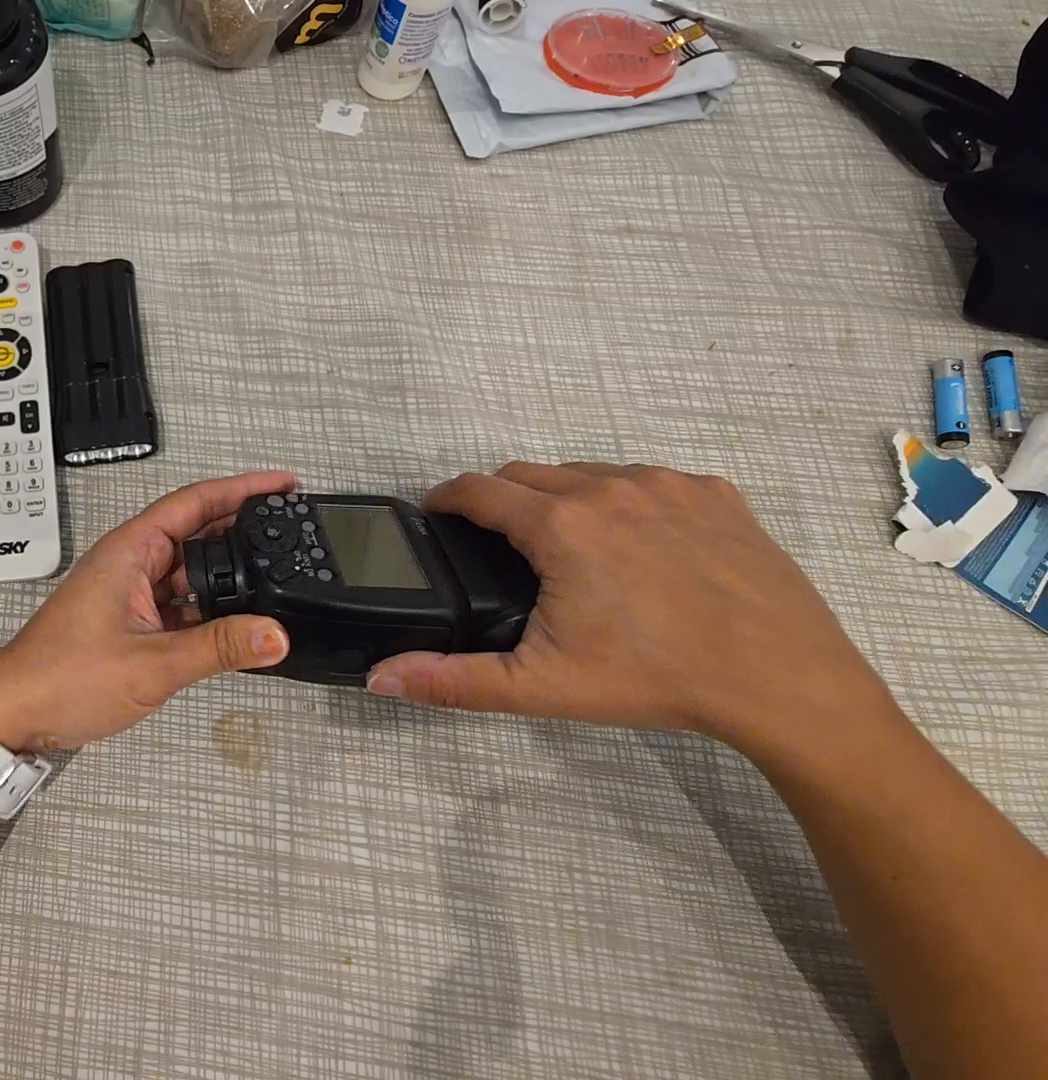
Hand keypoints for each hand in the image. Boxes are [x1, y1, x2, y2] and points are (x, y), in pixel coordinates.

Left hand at [0, 473, 295, 752]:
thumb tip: (273, 634)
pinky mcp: (130, 623)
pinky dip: (210, 609)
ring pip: (190, 572)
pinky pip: (180, 604)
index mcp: (128, 552)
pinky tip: (237, 621)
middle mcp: (129, 565)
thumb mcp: (152, 663)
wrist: (16, 713)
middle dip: (242, 530)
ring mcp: (129, 594)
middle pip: (195, 533)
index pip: (192, 502)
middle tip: (289, 528)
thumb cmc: (58, 678)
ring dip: (228, 576)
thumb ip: (219, 648)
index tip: (280, 483)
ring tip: (274, 575)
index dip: (240, 488)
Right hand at [365, 463, 892, 741]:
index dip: (445, 499)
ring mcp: (668, 485)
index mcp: (561, 527)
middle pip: (525, 473)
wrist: (786, 684)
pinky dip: (619, 500)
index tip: (435, 514)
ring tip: (561, 546)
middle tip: (494, 543)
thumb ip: (451, 680)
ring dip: (556, 497)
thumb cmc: (657, 680)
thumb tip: (381, 677)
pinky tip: (630, 545)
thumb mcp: (540, 686)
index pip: (477, 488)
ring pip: (583, 473)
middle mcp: (610, 488)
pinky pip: (643, 480)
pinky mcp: (714, 493)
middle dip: (497, 500)